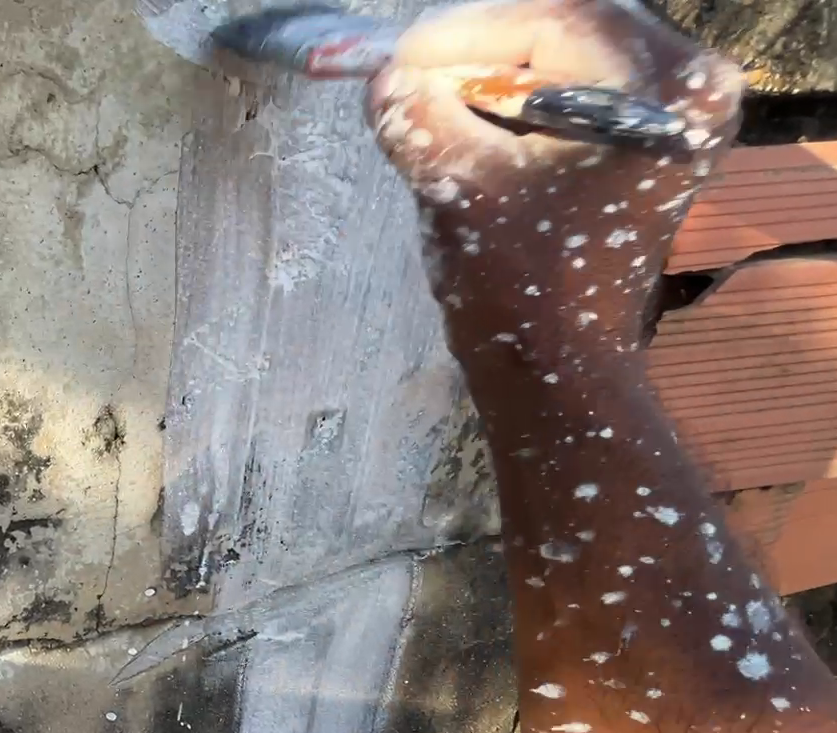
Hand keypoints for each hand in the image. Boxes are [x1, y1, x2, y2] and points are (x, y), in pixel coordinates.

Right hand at [366, 0, 743, 354]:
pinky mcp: (629, 158)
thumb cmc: (517, 287)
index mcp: (663, 91)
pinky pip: (560, 110)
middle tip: (402, 77)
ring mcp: (659, 126)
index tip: (396, 56)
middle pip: (564, 37)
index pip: (558, 20)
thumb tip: (382, 81)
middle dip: (475, 54)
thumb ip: (420, 126)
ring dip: (484, 84)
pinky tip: (454, 131)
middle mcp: (680, 94)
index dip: (467, 32)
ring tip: (419, 103)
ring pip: (558, 72)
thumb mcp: (459, 195)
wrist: (551, 368)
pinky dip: (502, 114)